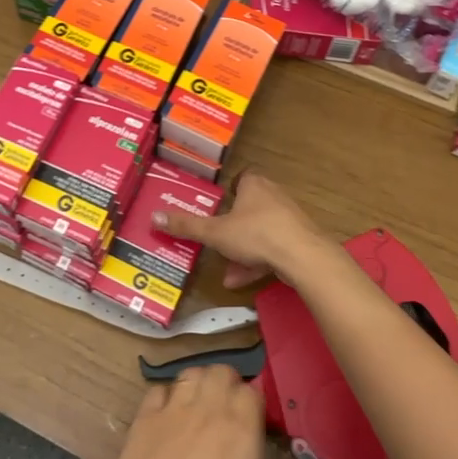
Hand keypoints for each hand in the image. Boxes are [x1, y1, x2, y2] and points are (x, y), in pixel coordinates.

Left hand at [88, 364, 277, 458]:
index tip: (252, 415)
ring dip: (199, 382)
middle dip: (227, 383)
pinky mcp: (146, 414)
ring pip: (192, 372)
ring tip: (200, 400)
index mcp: (241, 432)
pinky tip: (168, 411)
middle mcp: (210, 410)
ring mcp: (175, 408)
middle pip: (222, 372)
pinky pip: (159, 389)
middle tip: (227, 404)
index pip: (253, 392)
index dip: (252, 400)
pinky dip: (166, 395)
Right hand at [154, 171, 329, 288]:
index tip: (218, 203)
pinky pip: (272, 248)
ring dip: (242, 251)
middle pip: (249, 207)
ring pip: (259, 232)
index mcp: (253, 184)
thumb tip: (153, 217)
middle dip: (231, 227)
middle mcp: (273, 196)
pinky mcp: (297, 241)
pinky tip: (240, 281)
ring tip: (225, 270)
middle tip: (216, 238)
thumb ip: (186, 226)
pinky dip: (256, 262)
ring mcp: (288, 219)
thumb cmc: (256, 233)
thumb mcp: (215, 232)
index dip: (231, 188)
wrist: (303, 257)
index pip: (242, 177)